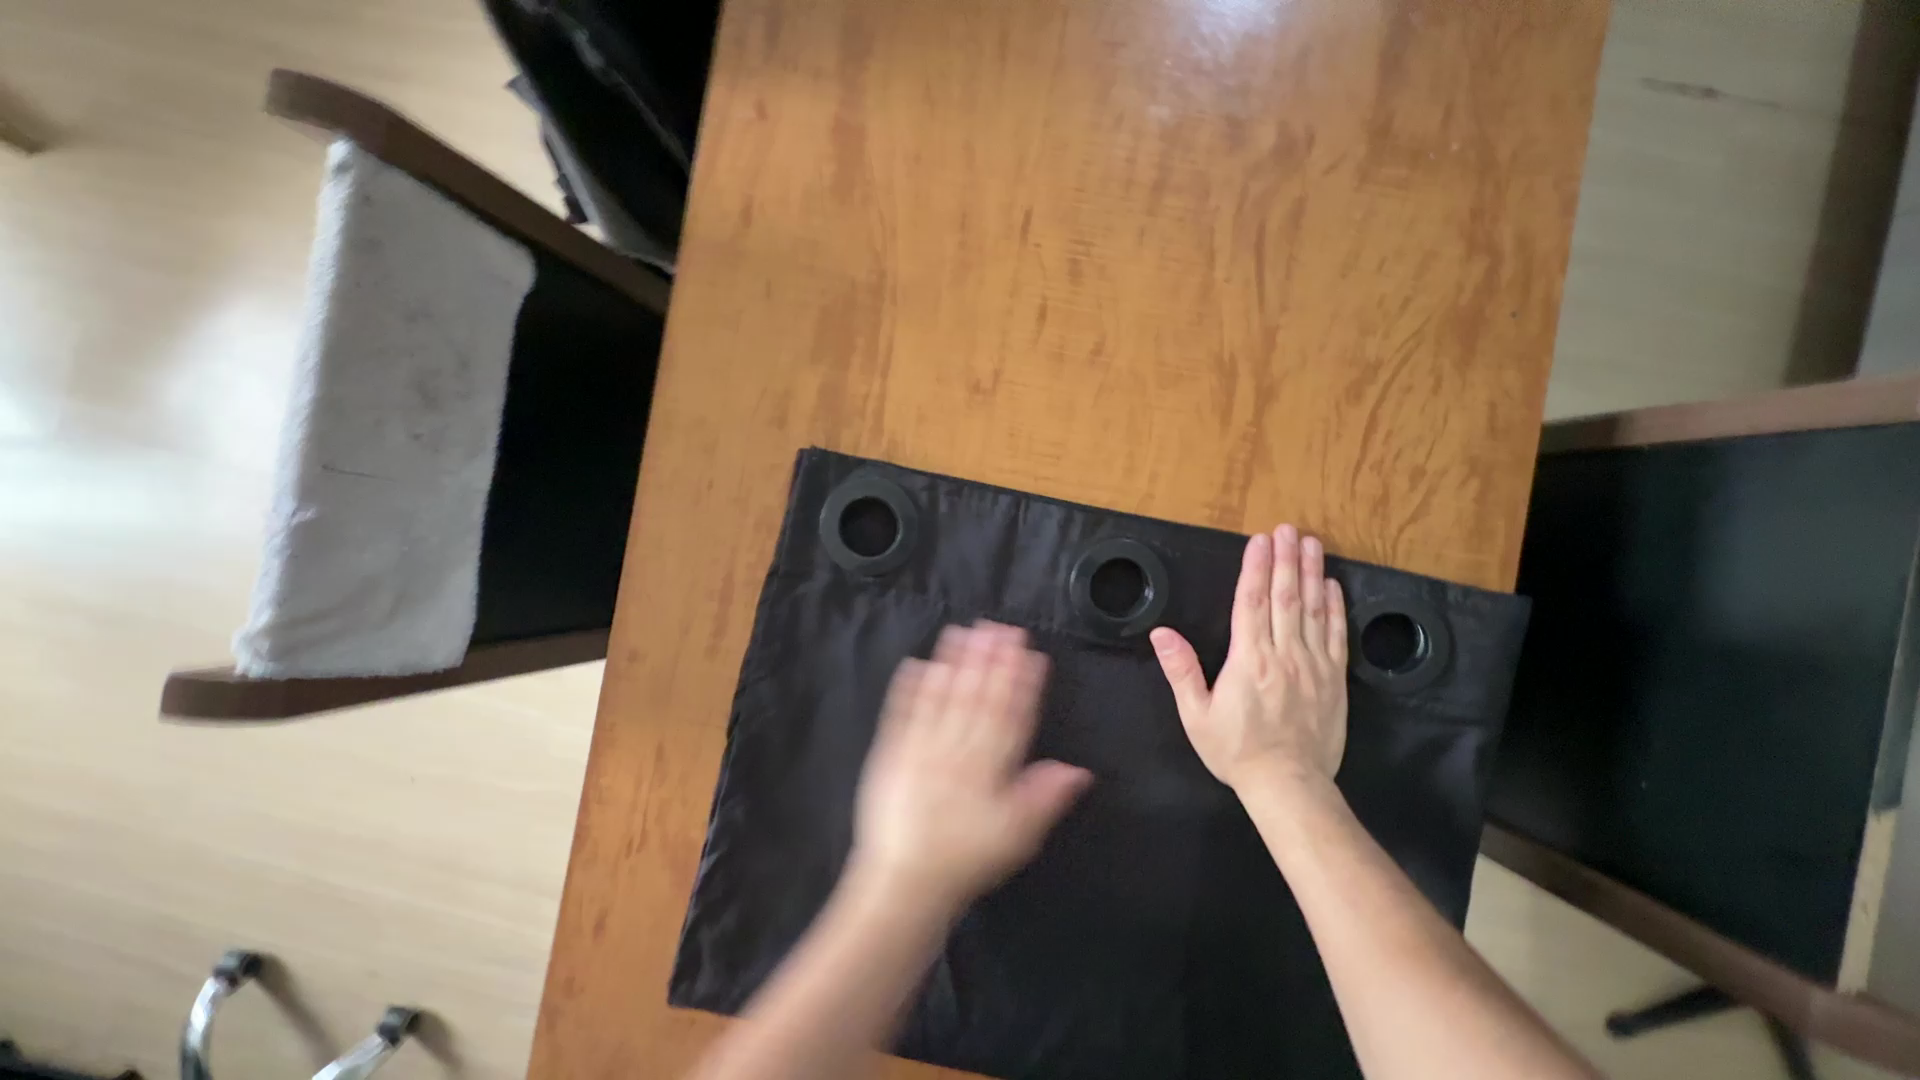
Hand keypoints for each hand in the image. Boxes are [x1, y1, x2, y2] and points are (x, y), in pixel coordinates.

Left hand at [849, 621, 1092, 915]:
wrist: (905, 880)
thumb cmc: (967, 859)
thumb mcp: (1017, 835)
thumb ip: (1046, 797)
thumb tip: (1079, 770)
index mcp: (991, 767)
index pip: (1012, 715)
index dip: (1023, 682)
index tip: (1031, 652)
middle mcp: (958, 749)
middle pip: (978, 697)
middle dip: (992, 659)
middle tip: (1000, 626)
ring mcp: (923, 747)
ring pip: (943, 696)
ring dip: (955, 662)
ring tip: (964, 631)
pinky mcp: (892, 753)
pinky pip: (903, 713)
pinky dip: (912, 687)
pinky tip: (920, 663)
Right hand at [1150, 524, 1348, 792]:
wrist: (1289, 785)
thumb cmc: (1236, 751)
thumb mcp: (1196, 715)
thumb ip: (1181, 671)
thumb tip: (1161, 633)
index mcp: (1249, 661)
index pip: (1252, 603)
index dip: (1255, 568)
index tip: (1259, 540)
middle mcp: (1284, 655)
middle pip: (1285, 597)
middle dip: (1285, 559)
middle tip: (1288, 529)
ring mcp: (1313, 666)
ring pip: (1313, 610)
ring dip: (1311, 573)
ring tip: (1311, 544)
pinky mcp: (1334, 680)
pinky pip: (1336, 636)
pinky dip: (1334, 608)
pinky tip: (1331, 586)